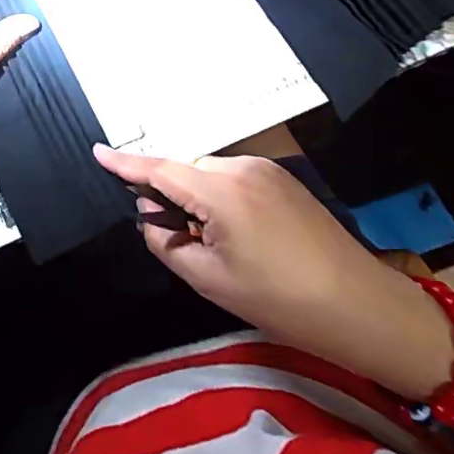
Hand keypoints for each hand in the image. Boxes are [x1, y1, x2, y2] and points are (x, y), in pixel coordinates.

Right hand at [94, 145, 453, 398]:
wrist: (356, 302)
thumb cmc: (278, 298)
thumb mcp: (210, 279)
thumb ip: (167, 243)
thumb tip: (150, 218)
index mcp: (221, 190)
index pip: (160, 169)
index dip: (125, 163)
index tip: (98, 151)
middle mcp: (242, 167)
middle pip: (186, 171)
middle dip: (169, 194)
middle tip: (172, 236)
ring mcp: (266, 170)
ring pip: (211, 175)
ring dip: (198, 198)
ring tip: (212, 242)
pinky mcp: (283, 179)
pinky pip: (235, 179)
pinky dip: (221, 198)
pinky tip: (236, 234)